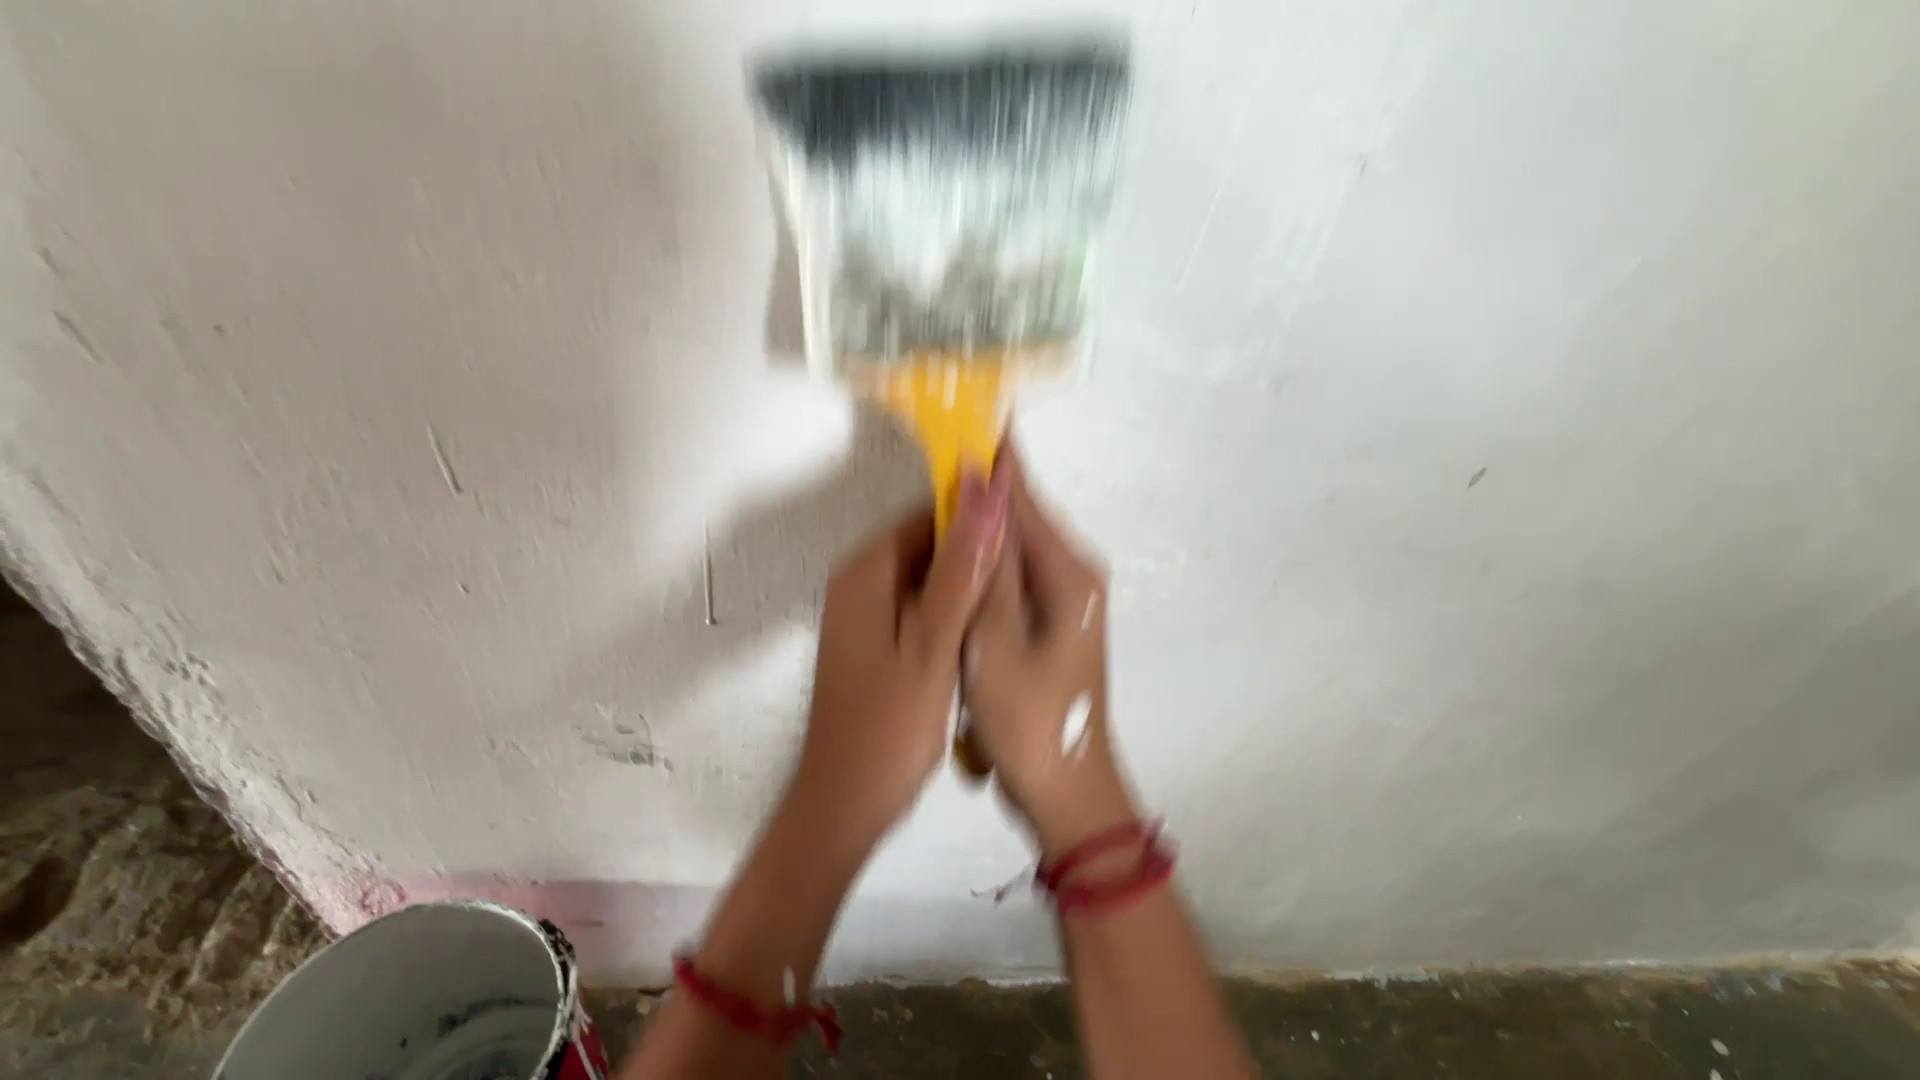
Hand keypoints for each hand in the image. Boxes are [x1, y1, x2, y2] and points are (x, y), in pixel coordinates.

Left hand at [791, 470, 1010, 841]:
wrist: (845, 806)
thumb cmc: (889, 731)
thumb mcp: (932, 649)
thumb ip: (960, 573)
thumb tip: (983, 490)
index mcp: (866, 574)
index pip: (930, 515)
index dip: (979, 518)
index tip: (1030, 541)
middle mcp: (859, 584)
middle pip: (928, 545)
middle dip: (978, 556)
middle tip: (1032, 580)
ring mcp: (865, 616)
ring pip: (929, 580)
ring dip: (969, 588)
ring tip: (1020, 605)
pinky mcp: (876, 644)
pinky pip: (921, 610)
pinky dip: (953, 616)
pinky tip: (988, 637)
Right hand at [962, 445, 1139, 853]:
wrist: (1065, 790)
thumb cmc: (1028, 718)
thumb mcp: (994, 639)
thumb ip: (987, 562)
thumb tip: (979, 486)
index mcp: (1068, 572)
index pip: (1023, 494)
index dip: (992, 455)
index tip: (961, 413)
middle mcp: (1075, 575)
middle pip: (1020, 516)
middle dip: (979, 487)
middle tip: (927, 456)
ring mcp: (1065, 600)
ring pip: (1014, 546)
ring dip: (978, 525)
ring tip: (928, 497)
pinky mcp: (1050, 622)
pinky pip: (1013, 576)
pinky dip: (984, 563)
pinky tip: (953, 560)